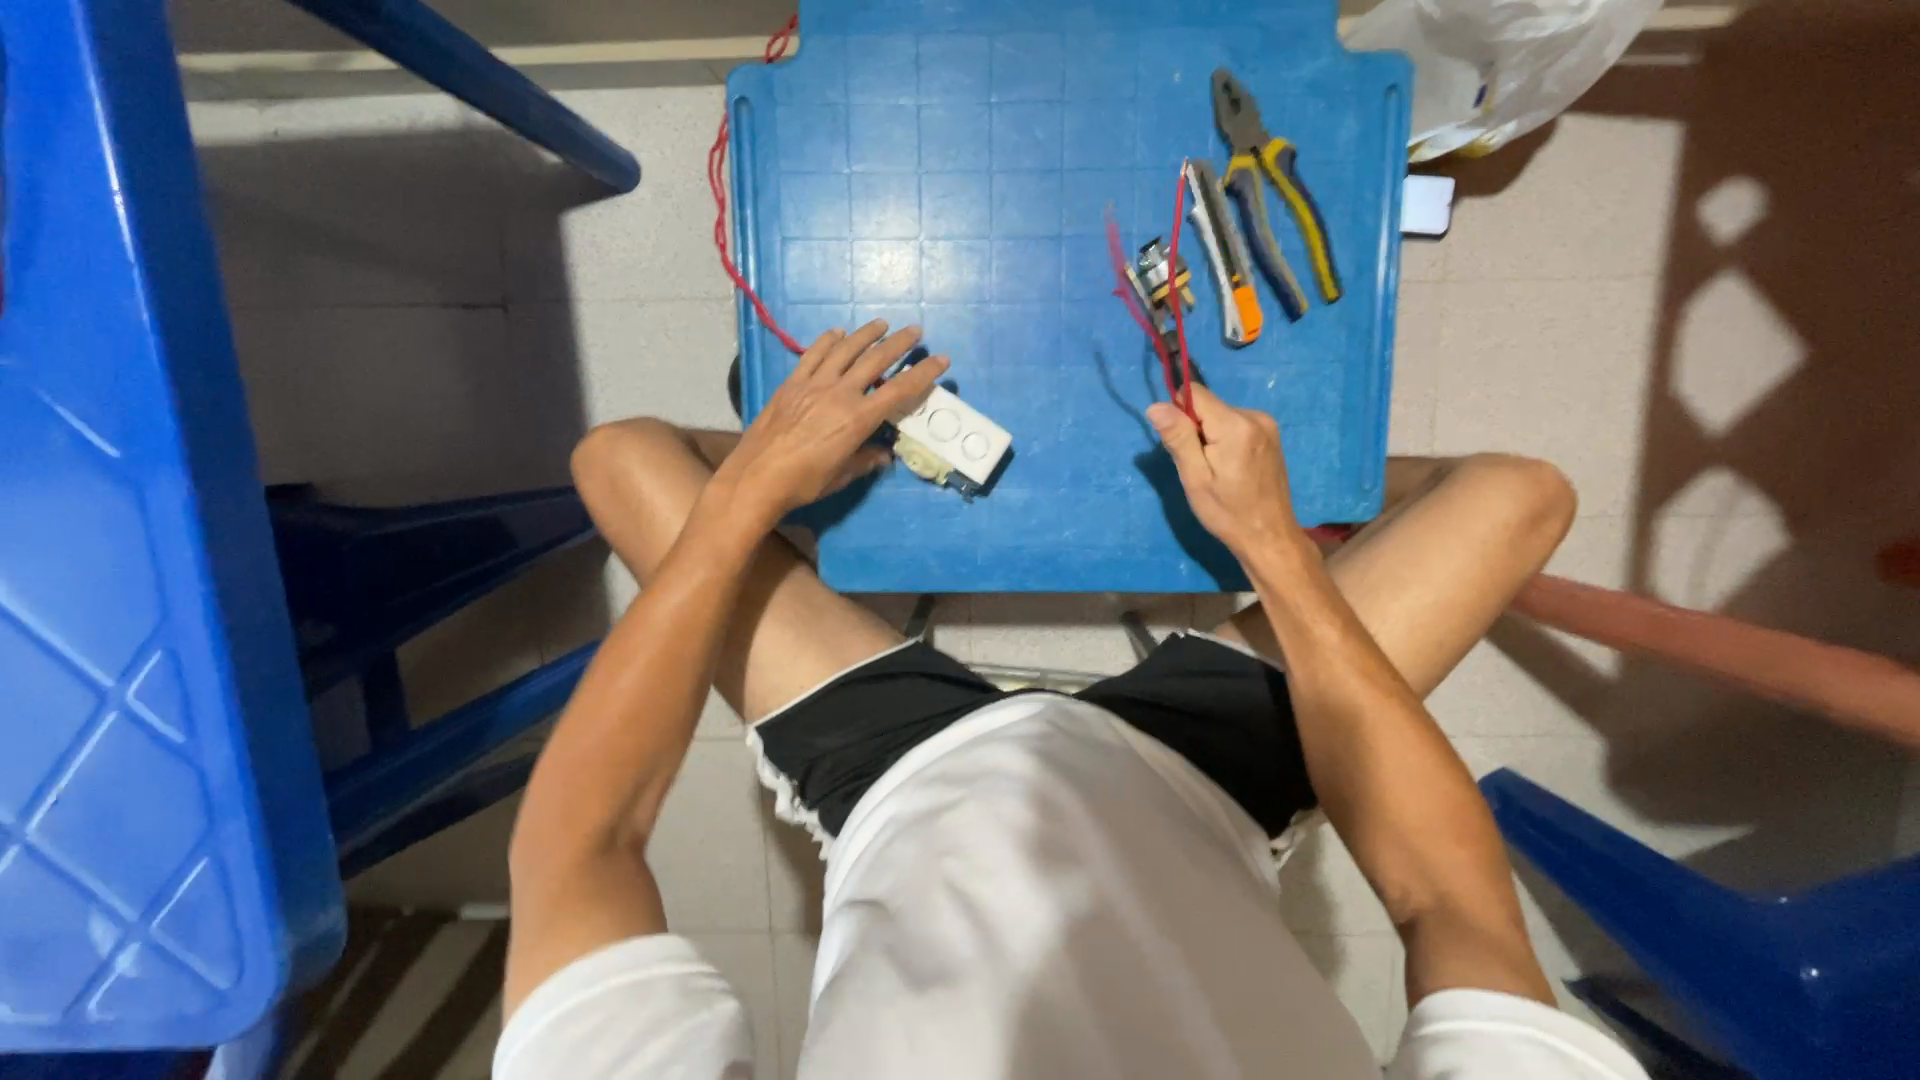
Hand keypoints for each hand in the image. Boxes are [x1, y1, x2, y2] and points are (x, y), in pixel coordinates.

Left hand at [715, 321, 947, 527]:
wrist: (756, 478)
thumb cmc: (804, 483)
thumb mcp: (842, 475)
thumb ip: (865, 460)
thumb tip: (883, 453)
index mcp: (858, 419)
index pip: (900, 390)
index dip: (923, 373)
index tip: (941, 359)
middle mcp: (840, 394)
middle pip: (876, 360)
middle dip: (899, 343)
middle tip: (915, 331)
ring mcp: (814, 385)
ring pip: (846, 349)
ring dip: (867, 334)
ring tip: (882, 324)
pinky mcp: (792, 384)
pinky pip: (814, 354)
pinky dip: (829, 340)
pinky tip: (838, 333)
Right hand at [1146, 384, 1301, 556]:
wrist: (1268, 536)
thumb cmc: (1227, 512)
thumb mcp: (1195, 478)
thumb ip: (1177, 437)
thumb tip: (1156, 405)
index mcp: (1235, 425)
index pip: (1195, 393)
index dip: (1179, 415)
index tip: (1181, 445)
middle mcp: (1255, 416)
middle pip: (1209, 405)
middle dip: (1195, 429)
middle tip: (1199, 466)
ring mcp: (1267, 424)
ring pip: (1221, 415)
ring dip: (1210, 436)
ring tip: (1216, 470)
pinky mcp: (1271, 434)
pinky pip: (1236, 424)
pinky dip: (1225, 440)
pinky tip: (1231, 467)